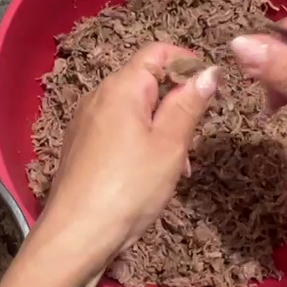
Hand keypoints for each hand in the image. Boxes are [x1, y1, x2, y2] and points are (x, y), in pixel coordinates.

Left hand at [31, 43, 219, 281]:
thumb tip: (208, 71)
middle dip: (174, 101)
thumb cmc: (129, 187)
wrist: (75, 234)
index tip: (210, 86)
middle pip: (144, 80)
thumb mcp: (169, 145)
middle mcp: (97, 96)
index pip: (156, 52)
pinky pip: (116, 129)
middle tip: (194, 136)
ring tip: (178, 165)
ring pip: (132, 108)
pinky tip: (150, 174)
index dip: (186, 61)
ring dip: (159, 126)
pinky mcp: (79, 145)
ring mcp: (85, 121)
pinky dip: (139, 141)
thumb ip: (188, 104)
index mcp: (120, 87)